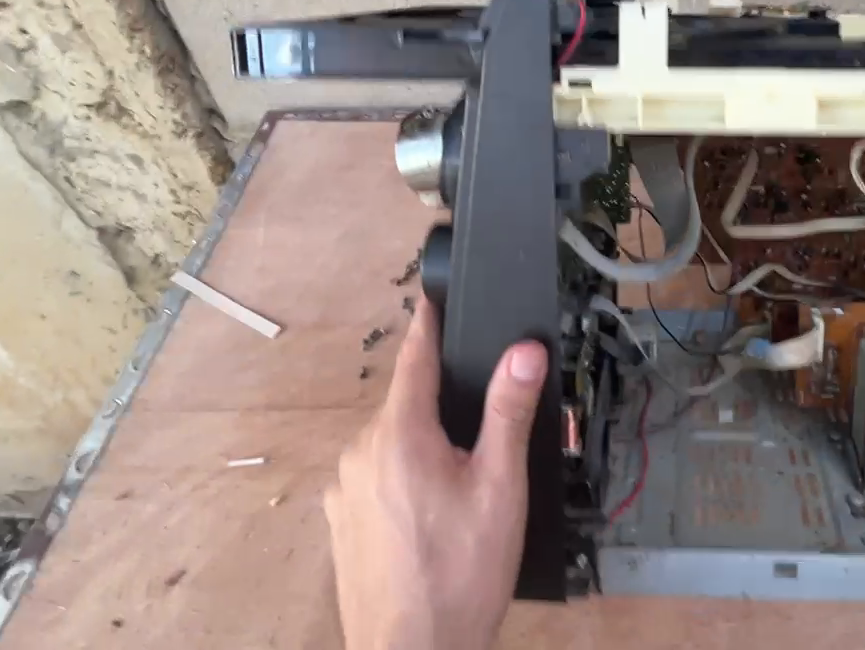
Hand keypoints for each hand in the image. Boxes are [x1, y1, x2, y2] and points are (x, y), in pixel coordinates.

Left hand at [324, 297, 546, 649]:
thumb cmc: (462, 569)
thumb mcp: (499, 485)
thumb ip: (509, 411)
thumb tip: (524, 350)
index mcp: (399, 433)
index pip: (414, 358)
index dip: (428, 324)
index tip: (433, 295)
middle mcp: (360, 451)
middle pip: (407, 402)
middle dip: (442, 402)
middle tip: (483, 431)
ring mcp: (343, 488)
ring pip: (392, 439)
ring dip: (424, 441)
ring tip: (463, 481)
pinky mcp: (339, 519)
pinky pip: (376, 472)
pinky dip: (403, 471)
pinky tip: (430, 511)